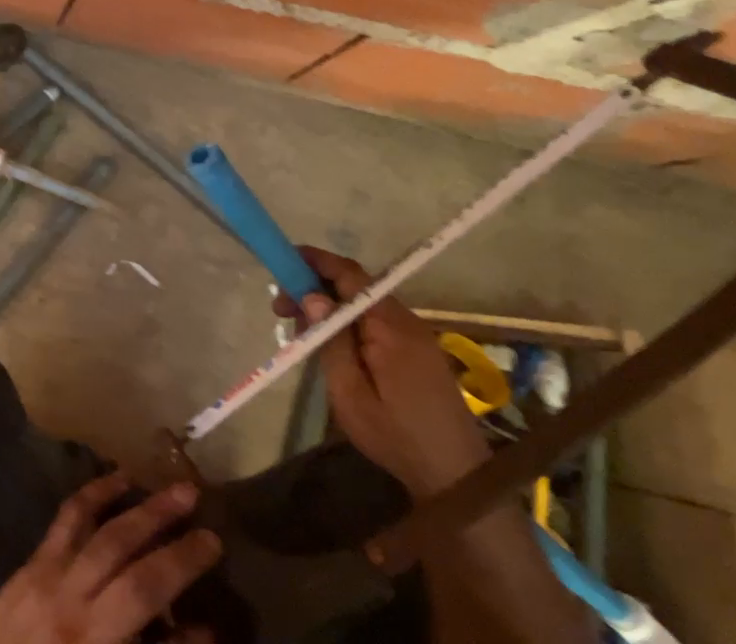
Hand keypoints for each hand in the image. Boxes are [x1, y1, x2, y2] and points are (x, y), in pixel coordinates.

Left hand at [0, 473, 222, 643]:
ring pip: (87, 524)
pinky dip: (89, 498)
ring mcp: (43, 574)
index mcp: (93, 635)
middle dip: (156, 517)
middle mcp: (67, 597)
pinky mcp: (29, 565)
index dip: (180, 562)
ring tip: (153, 478)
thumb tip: (204, 629)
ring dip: (124, 498)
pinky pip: (62, 522)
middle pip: (116, 545)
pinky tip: (112, 483)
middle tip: (193, 493)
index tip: (214, 540)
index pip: (142, 588)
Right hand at [276, 247, 489, 499]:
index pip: (351, 275)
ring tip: (300, 330)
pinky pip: (376, 322)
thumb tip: (312, 295)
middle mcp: (406, 322)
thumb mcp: (349, 392)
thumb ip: (331, 340)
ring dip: (329, 306)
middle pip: (357, 286)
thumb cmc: (394, 434)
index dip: (316, 262)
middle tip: (281, 310)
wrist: (455, 474)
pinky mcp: (417, 351)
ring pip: (365, 304)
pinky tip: (330, 344)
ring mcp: (415, 336)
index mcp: (390, 327)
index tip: (282, 263)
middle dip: (315, 287)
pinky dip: (347, 322)